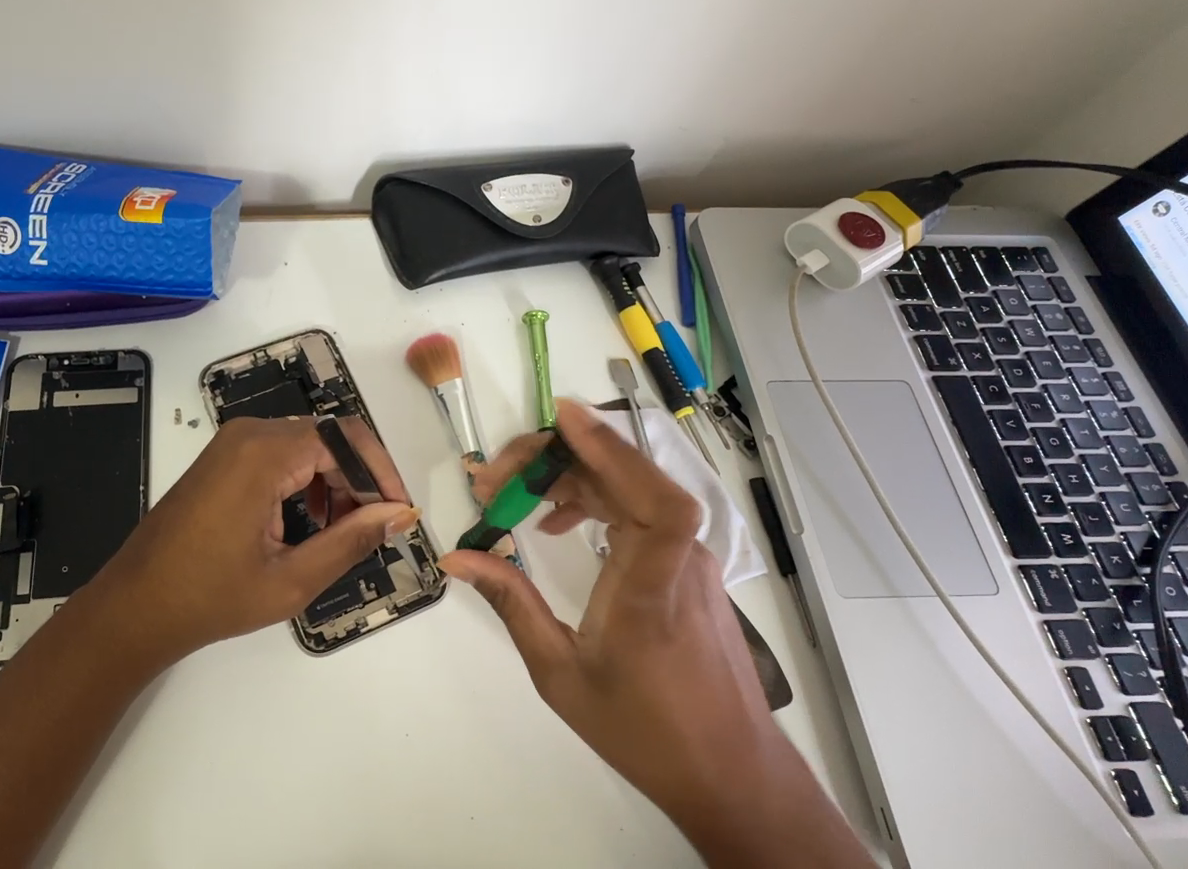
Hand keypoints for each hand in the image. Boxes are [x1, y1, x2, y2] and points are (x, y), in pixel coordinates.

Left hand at [86, 416, 417, 664]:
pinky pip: (280, 455)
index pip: (345, 438)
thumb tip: (399, 514)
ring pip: (305, 446)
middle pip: (326, 437)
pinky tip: (309, 524)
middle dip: (359, 479)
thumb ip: (351, 540)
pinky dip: (305, 482)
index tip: (398, 513)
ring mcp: (230, 444)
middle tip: (374, 528)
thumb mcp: (292, 578)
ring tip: (343, 532)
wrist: (135, 607)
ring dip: (334, 482)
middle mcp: (248, 434)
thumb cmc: (211, 597)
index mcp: (264, 453)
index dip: (380, 473)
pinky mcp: (222, 459)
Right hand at [440, 401, 790, 836]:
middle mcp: (679, 561)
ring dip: (571, 479)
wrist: (729, 771)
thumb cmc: (644, 730)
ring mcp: (690, 561)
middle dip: (556, 460)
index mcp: (651, 588)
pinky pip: (640, 514)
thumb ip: (511, 603)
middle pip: (627, 480)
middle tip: (493, 474)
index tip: (561, 417)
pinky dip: (596, 502)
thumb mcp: (560, 673)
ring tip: (510, 494)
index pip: (654, 500)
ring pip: (632, 492)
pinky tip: (555, 524)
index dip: (612, 450)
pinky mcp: (687, 568)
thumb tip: (458, 557)